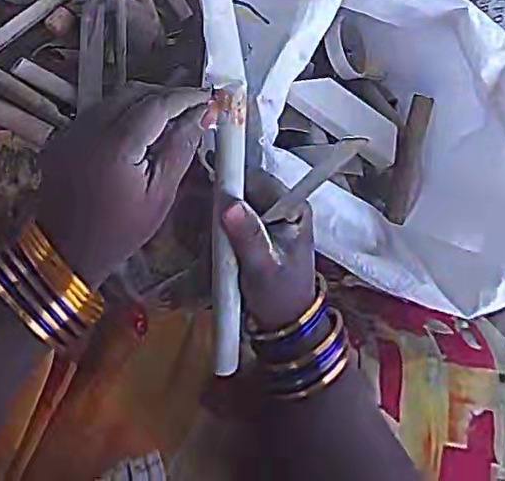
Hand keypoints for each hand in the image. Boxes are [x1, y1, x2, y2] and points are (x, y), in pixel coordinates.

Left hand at [36, 85, 212, 286]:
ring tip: (169, 117)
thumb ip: (180, 149)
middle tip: (191, 106)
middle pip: (135, 91)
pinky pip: (100, 110)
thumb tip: (201, 116)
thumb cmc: (115, 232)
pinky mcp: (65, 135)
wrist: (64, 252)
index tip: (206, 97)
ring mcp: (74, 130)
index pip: (157, 104)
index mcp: (115, 145)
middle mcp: (90, 128)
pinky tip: (139, 129)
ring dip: (144, 100)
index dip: (185, 97)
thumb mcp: (159, 196)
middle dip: (166, 94)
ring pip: (116, 97)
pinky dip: (123, 110)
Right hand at [220, 169, 319, 328]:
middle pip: (245, 187)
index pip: (258, 179)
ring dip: (222, 217)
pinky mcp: (258, 227)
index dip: (233, 184)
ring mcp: (270, 215)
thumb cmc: (280, 297)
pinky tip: (219, 245)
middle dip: (225, 204)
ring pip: (237, 201)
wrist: (285, 325)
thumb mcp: (263, 268)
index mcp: (293, 206)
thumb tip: (230, 205)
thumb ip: (248, 236)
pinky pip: (235, 216)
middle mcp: (283, 204)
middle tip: (211, 225)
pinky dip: (223, 227)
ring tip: (216, 241)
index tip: (214, 194)